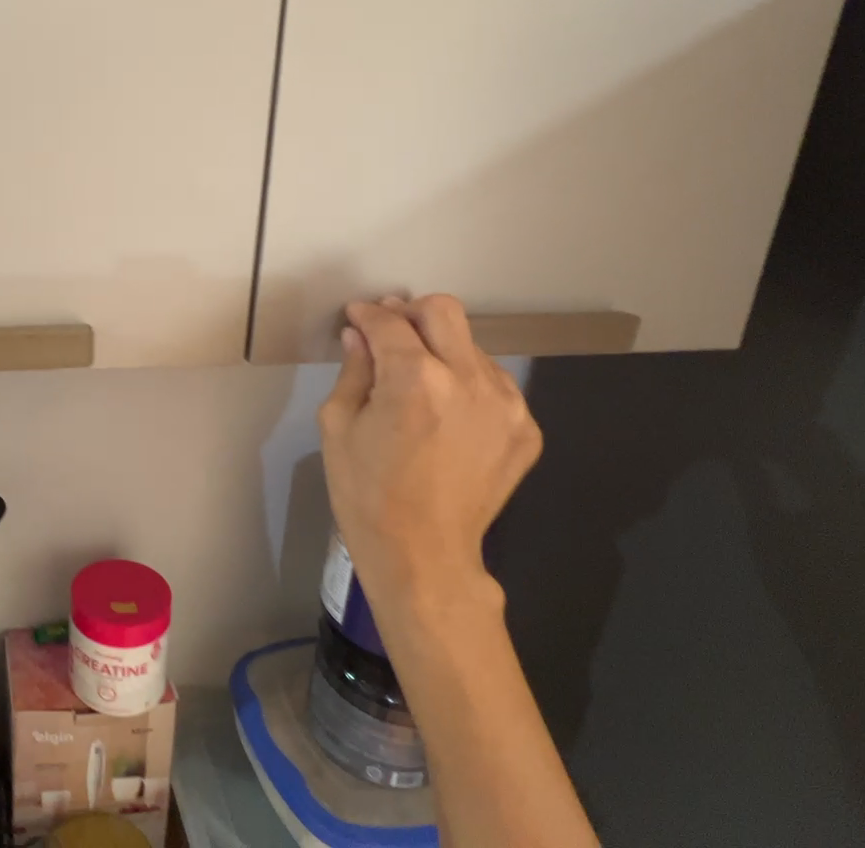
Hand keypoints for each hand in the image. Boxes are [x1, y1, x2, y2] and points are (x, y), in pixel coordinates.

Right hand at [317, 295, 541, 609]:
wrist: (423, 552)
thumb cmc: (366, 492)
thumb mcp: (338, 427)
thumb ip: (353, 371)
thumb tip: (358, 337)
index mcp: (414, 378)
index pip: (389, 323)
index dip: (366, 315)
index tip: (356, 317)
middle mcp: (468, 379)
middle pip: (444, 312)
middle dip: (410, 313)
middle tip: (388, 331)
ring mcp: (507, 404)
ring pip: (472, 347)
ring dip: (441, 351)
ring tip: (418, 380)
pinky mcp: (527, 429)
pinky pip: (494, 384)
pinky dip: (466, 384)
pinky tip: (446, 413)